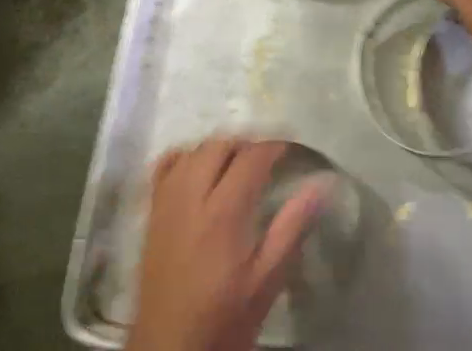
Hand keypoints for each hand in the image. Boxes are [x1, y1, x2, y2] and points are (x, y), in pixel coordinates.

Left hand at [128, 138, 325, 350]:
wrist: (170, 348)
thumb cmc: (224, 318)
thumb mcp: (266, 281)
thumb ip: (291, 229)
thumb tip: (321, 186)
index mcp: (223, 214)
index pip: (250, 158)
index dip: (273, 144)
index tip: (292, 145)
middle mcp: (191, 198)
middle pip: (218, 146)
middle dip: (245, 141)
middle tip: (267, 154)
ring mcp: (166, 204)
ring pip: (191, 151)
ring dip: (217, 146)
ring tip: (238, 159)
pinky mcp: (150, 215)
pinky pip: (163, 168)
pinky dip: (184, 158)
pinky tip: (197, 167)